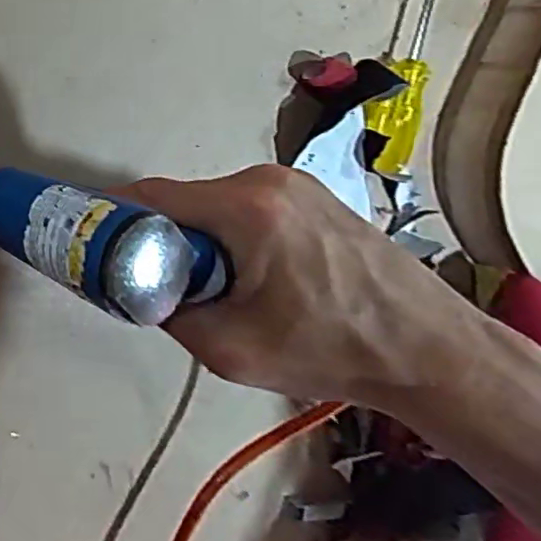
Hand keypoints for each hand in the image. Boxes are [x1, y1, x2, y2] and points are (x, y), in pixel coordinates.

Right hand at [118, 164, 481, 408]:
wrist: (442, 359)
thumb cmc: (332, 353)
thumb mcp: (226, 349)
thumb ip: (167, 312)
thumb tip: (141, 289)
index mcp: (245, 208)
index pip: (152, 195)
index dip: (115, 216)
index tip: (98, 241)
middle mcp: (267, 181)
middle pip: (183, 200)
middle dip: (161, 235)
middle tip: (160, 277)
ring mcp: (296, 184)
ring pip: (213, 203)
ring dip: (198, 235)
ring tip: (213, 283)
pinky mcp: (315, 197)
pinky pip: (247, 206)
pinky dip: (231, 232)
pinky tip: (252, 273)